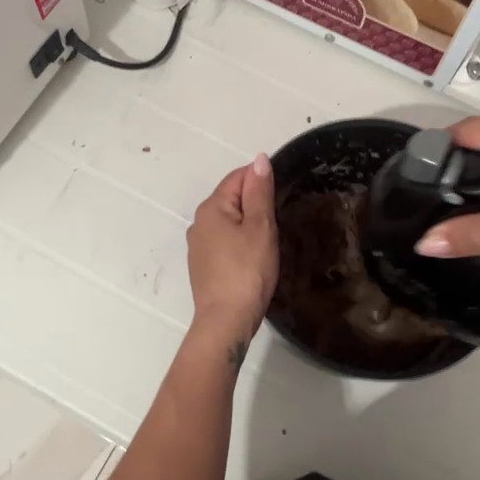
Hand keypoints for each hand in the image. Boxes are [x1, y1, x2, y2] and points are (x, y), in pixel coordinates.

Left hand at [187, 154, 277, 337]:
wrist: (226, 320)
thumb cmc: (247, 271)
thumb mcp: (260, 227)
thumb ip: (259, 192)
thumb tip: (259, 159)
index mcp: (211, 207)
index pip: (238, 177)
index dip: (262, 181)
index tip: (281, 199)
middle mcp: (199, 222)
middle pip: (231, 198)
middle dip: (255, 204)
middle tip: (278, 225)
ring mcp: (198, 246)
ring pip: (228, 222)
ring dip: (248, 225)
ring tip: (268, 243)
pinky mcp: (203, 266)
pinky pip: (224, 243)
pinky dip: (240, 243)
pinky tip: (253, 259)